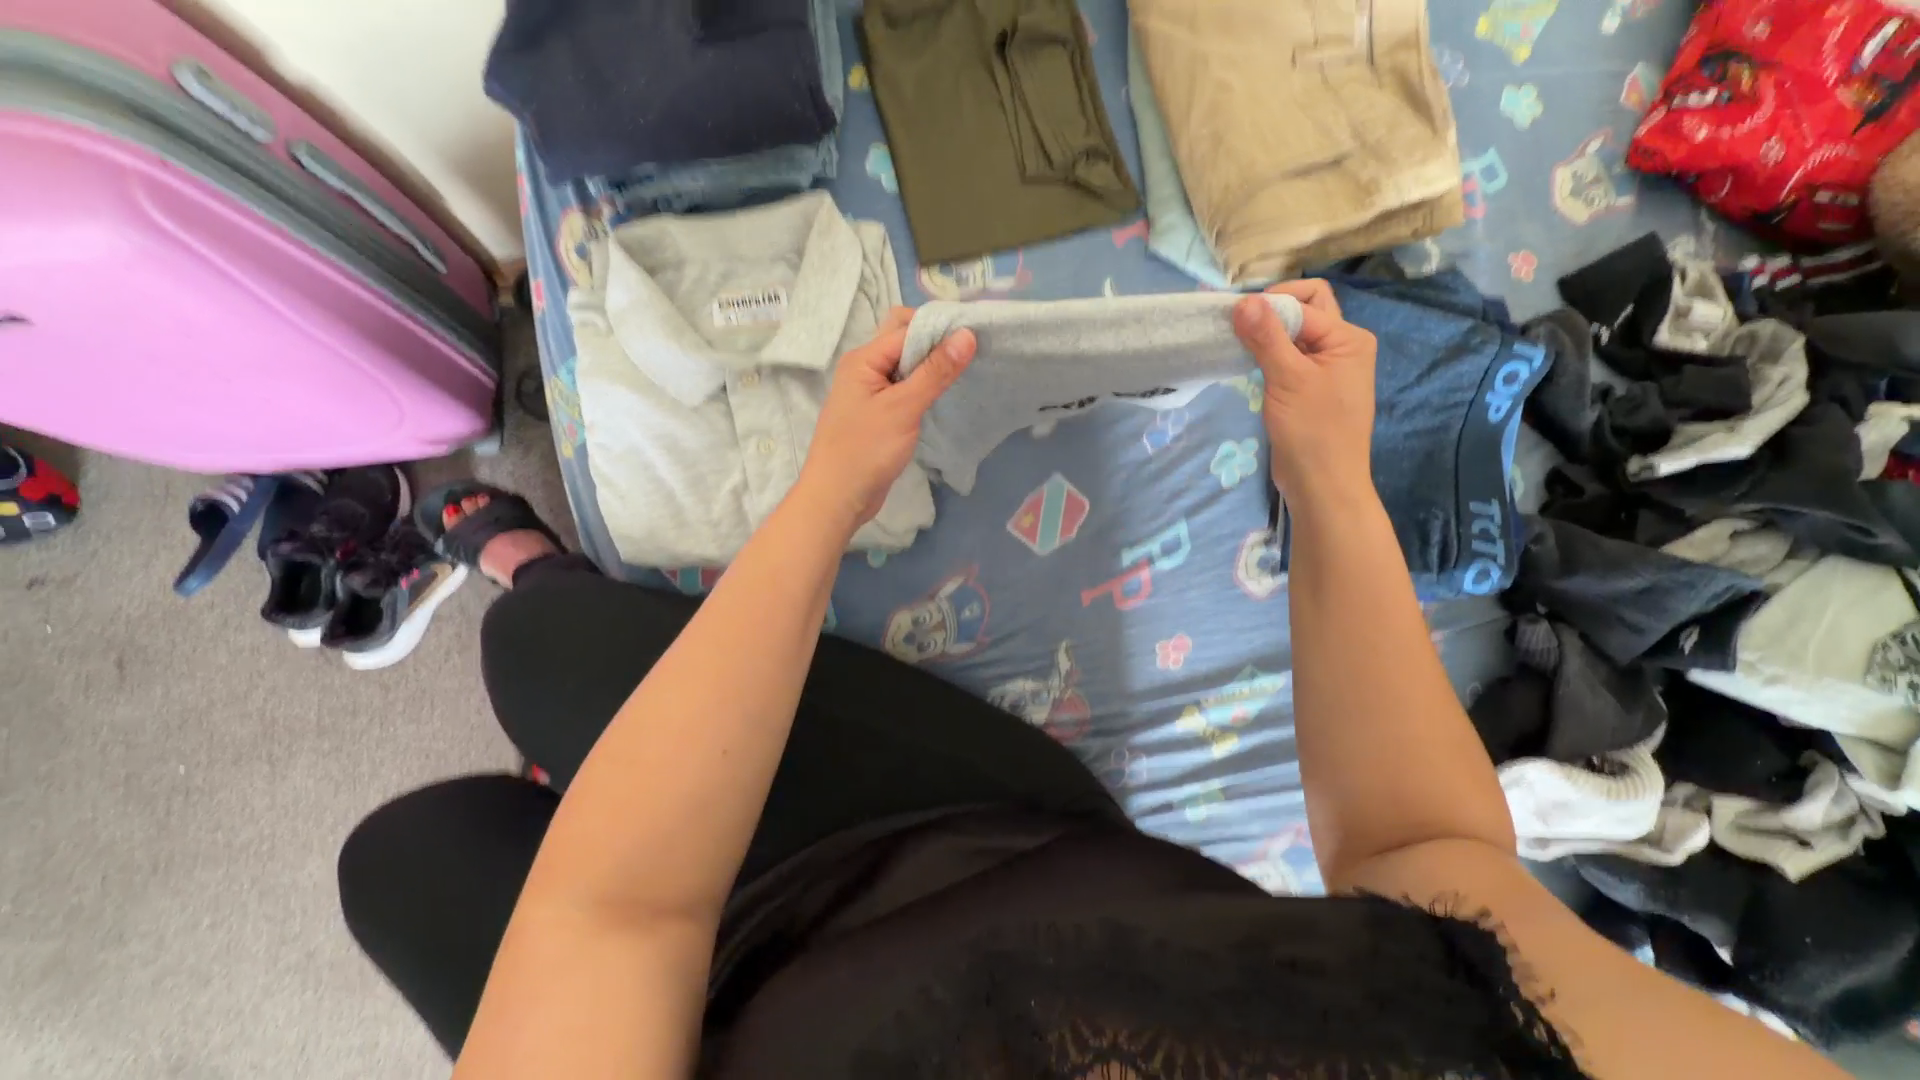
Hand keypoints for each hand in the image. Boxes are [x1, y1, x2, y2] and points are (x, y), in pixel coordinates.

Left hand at [797, 307, 975, 531]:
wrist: (837, 498)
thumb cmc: (865, 450)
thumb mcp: (903, 408)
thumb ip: (935, 372)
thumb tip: (967, 335)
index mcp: (864, 359)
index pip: (907, 327)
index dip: (940, 327)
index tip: (976, 335)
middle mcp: (865, 369)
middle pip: (904, 339)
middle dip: (935, 342)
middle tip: (970, 352)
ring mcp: (870, 392)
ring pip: (906, 365)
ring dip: (931, 365)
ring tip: (964, 371)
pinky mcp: (878, 413)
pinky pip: (904, 387)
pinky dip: (924, 386)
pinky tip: (944, 395)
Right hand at [1233, 279, 1377, 506]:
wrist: (1322, 485)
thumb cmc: (1312, 432)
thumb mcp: (1288, 379)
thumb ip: (1267, 337)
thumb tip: (1243, 301)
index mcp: (1348, 338)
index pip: (1305, 304)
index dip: (1269, 306)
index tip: (1232, 319)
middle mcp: (1341, 346)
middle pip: (1304, 309)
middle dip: (1271, 312)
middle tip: (1240, 327)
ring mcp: (1325, 368)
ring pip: (1293, 334)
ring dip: (1267, 334)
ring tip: (1238, 345)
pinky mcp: (1308, 387)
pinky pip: (1288, 357)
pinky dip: (1267, 354)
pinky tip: (1247, 363)